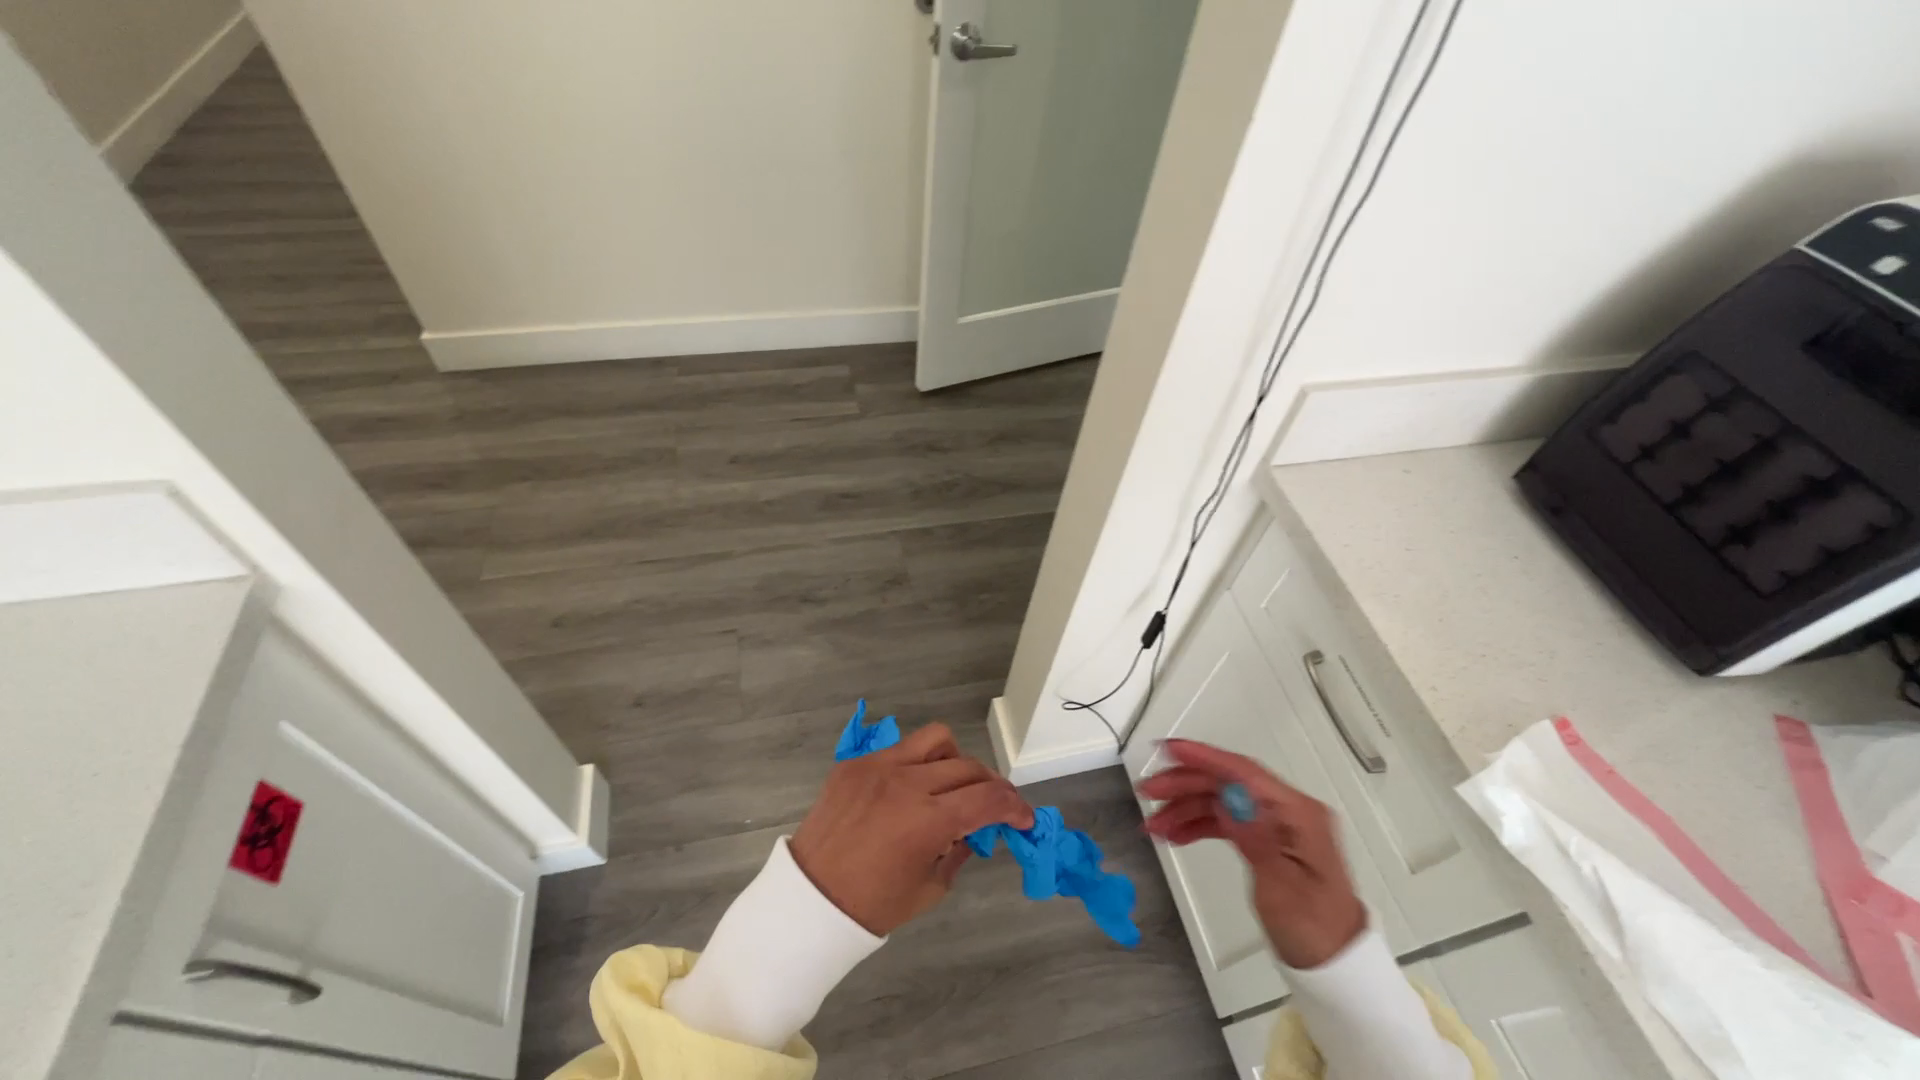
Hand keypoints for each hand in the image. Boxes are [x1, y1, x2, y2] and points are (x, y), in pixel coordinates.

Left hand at [790, 722, 1033, 935]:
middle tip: (994, 806)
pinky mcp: (855, 764)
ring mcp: (878, 767)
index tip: (1023, 818)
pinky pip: (899, 750)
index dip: (1014, 808)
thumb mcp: (930, 887)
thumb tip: (974, 829)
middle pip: (968, 767)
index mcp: (928, 821)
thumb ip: (959, 851)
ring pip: (936, 740)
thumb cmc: (872, 905)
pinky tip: (911, 790)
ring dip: (955, 760)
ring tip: (953, 785)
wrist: (809, 900)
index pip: (988, 799)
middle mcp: (907, 784)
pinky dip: (916, 765)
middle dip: (991, 786)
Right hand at [1136, 738, 1365, 968]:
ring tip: (1153, 825)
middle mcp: (1287, 810)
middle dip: (1185, 784)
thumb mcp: (1282, 887)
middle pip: (1227, 784)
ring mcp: (1275, 824)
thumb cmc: (1313, 927)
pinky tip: (1174, 834)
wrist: (1335, 961)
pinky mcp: (1266, 838)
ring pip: (1221, 801)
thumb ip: (1255, 839)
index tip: (1168, 750)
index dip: (1204, 758)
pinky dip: (1199, 824)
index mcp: (1298, 814)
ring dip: (1185, 808)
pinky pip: (1226, 821)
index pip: (1244, 773)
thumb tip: (1229, 802)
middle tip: (1147, 793)